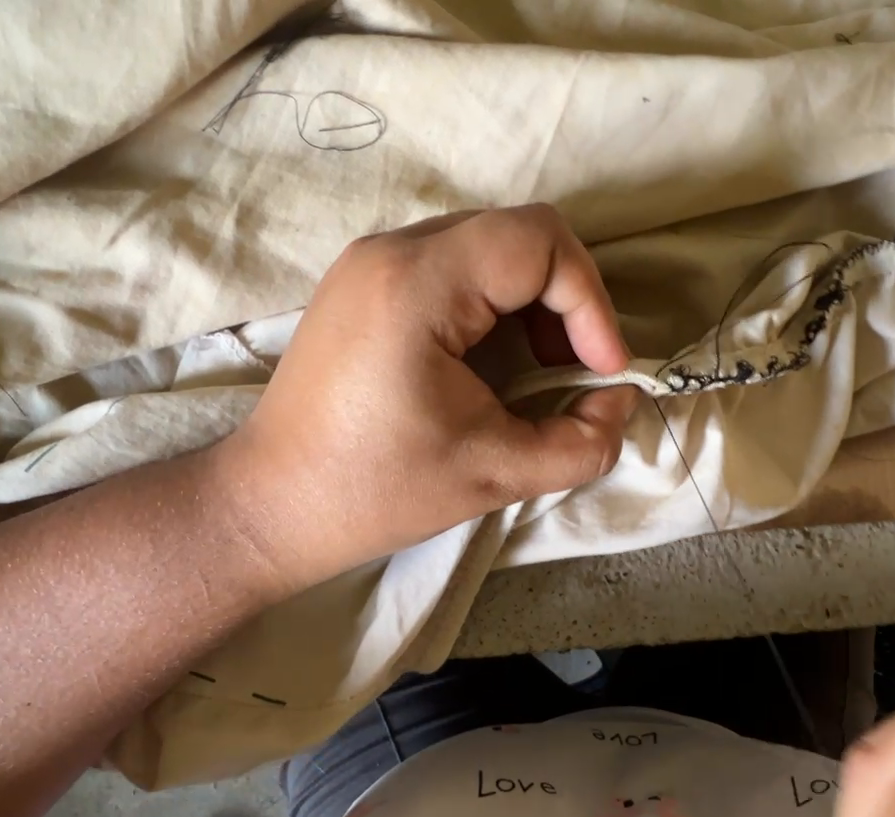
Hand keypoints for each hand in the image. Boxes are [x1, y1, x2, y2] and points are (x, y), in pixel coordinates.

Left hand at [217, 205, 641, 590]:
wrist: (274, 505)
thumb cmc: (378, 491)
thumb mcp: (497, 474)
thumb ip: (583, 441)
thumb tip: (620, 403)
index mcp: (419, 284)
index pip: (540, 241)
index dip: (590, 302)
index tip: (602, 371)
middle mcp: (392, 250)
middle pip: (519, 233)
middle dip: (568, 301)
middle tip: (578, 370)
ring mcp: (372, 261)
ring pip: (489, 246)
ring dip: (535, 303)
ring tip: (543, 371)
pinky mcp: (365, 284)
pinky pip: (456, 267)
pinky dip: (496, 305)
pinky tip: (497, 362)